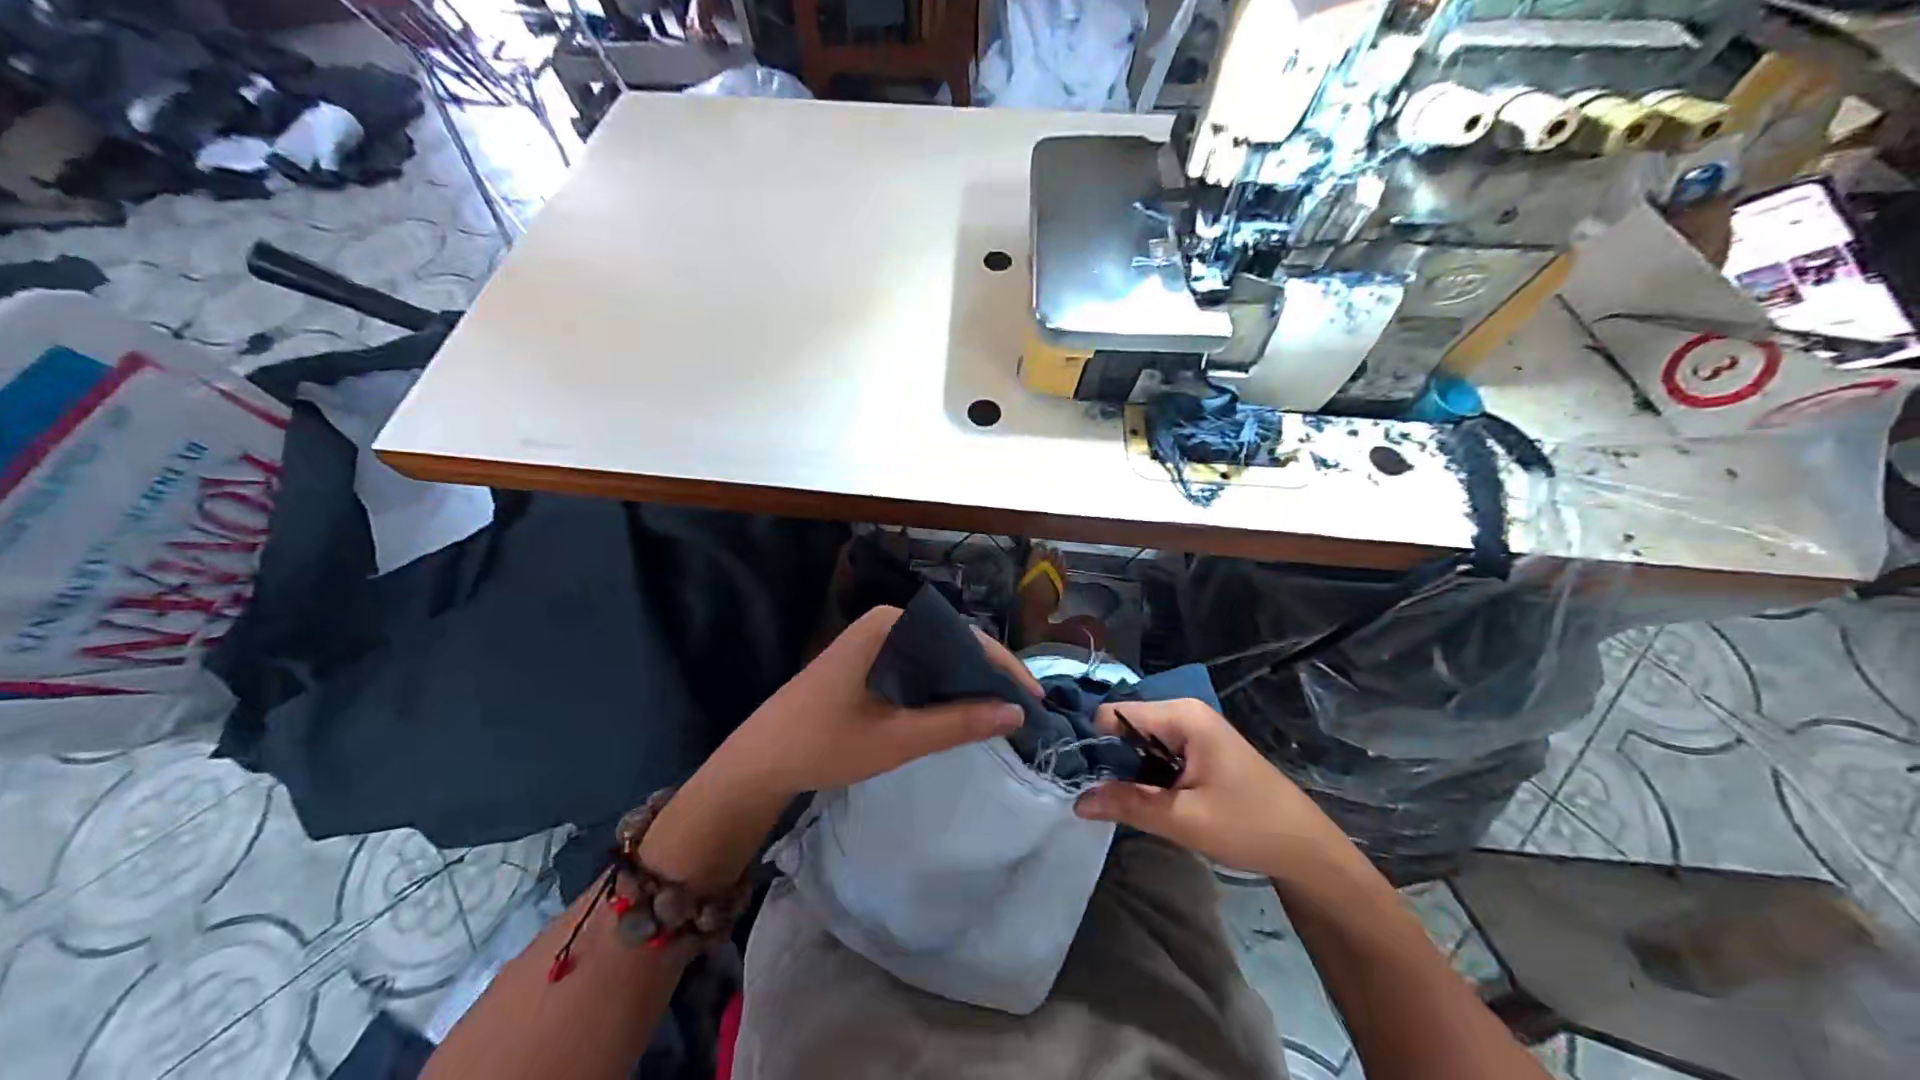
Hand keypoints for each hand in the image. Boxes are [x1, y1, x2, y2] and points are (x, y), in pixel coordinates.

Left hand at [712, 605, 1029, 797]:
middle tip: (1019, 711)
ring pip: (934, 658)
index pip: (963, 637)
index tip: (1032, 699)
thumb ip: (959, 723)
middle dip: (986, 676)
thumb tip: (1016, 713)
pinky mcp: (866, 661)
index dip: (1002, 668)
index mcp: (890, 624)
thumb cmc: (825, 743)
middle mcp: (884, 622)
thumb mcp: (898, 738)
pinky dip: (939, 689)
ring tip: (997, 714)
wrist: (761, 759)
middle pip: (951, 644)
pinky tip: (955, 712)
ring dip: (964, 685)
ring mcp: (873, 641)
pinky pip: (916, 668)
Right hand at [1074, 698, 1344, 877]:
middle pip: (1125, 725)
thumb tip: (1077, 801)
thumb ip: (1128, 804)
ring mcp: (1193, 731)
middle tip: (1091, 794)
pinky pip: (1156, 753)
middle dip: (1108, 758)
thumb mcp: (1183, 819)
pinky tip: (1140, 798)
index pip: (1114, 714)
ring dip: (1126, 769)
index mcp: (1181, 716)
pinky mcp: (1198, 750)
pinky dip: (1144, 774)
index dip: (1093, 742)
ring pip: (1139, 742)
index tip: (1077, 775)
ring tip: (1111, 799)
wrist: (1306, 849)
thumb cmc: (1248, 826)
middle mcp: (1185, 714)